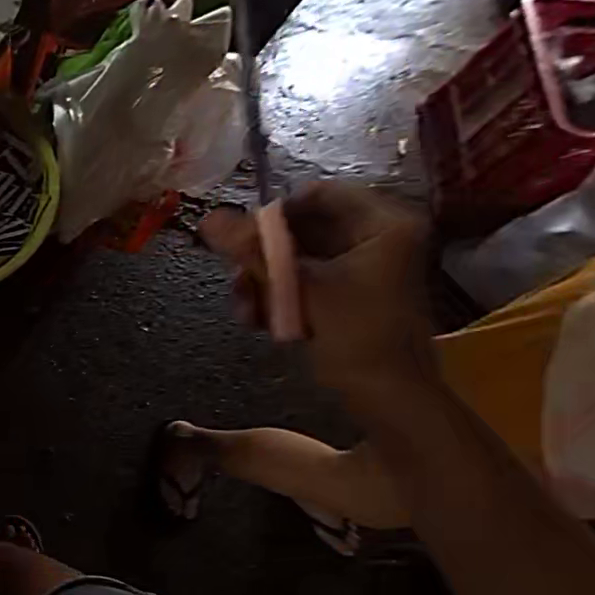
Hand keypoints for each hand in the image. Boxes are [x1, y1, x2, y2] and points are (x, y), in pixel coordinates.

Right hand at [198, 182, 436, 403]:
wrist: (387, 399)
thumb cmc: (356, 337)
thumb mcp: (298, 289)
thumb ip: (253, 252)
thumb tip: (207, 218)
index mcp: (384, 224)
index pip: (317, 195)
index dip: (274, 216)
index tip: (242, 242)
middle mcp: (376, 238)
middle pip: (302, 229)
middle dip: (262, 257)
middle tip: (237, 280)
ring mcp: (361, 268)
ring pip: (294, 259)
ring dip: (262, 282)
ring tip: (245, 310)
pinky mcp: (346, 295)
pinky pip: (301, 282)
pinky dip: (276, 298)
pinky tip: (257, 319)